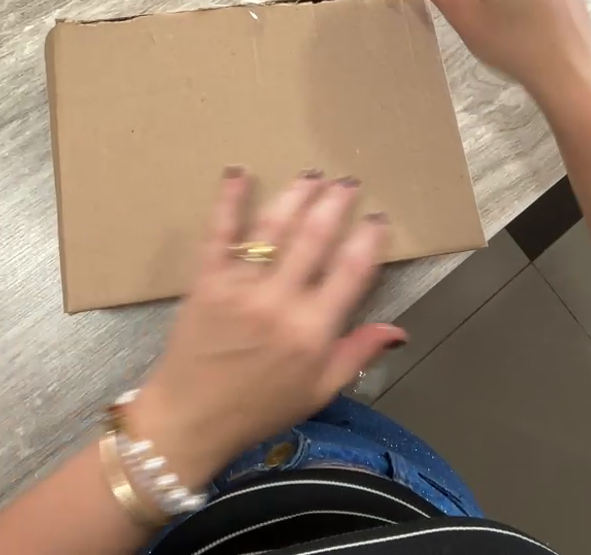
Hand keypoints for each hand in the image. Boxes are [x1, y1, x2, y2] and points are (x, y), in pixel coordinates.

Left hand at [127, 170, 406, 488]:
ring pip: (274, 227)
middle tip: (346, 181)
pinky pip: (219, 232)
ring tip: (312, 174)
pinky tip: (239, 172)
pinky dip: (229, 199)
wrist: (191, 418)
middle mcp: (280, 301)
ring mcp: (241, 286)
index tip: (378, 216)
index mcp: (312, 331)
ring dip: (296, 194)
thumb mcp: (319, 391)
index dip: (369, 238)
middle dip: (334, 203)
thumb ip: (358, 353)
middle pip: (314, 237)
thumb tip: (399, 329)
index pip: (351, 270)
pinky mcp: (207, 279)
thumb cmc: (260, 407)